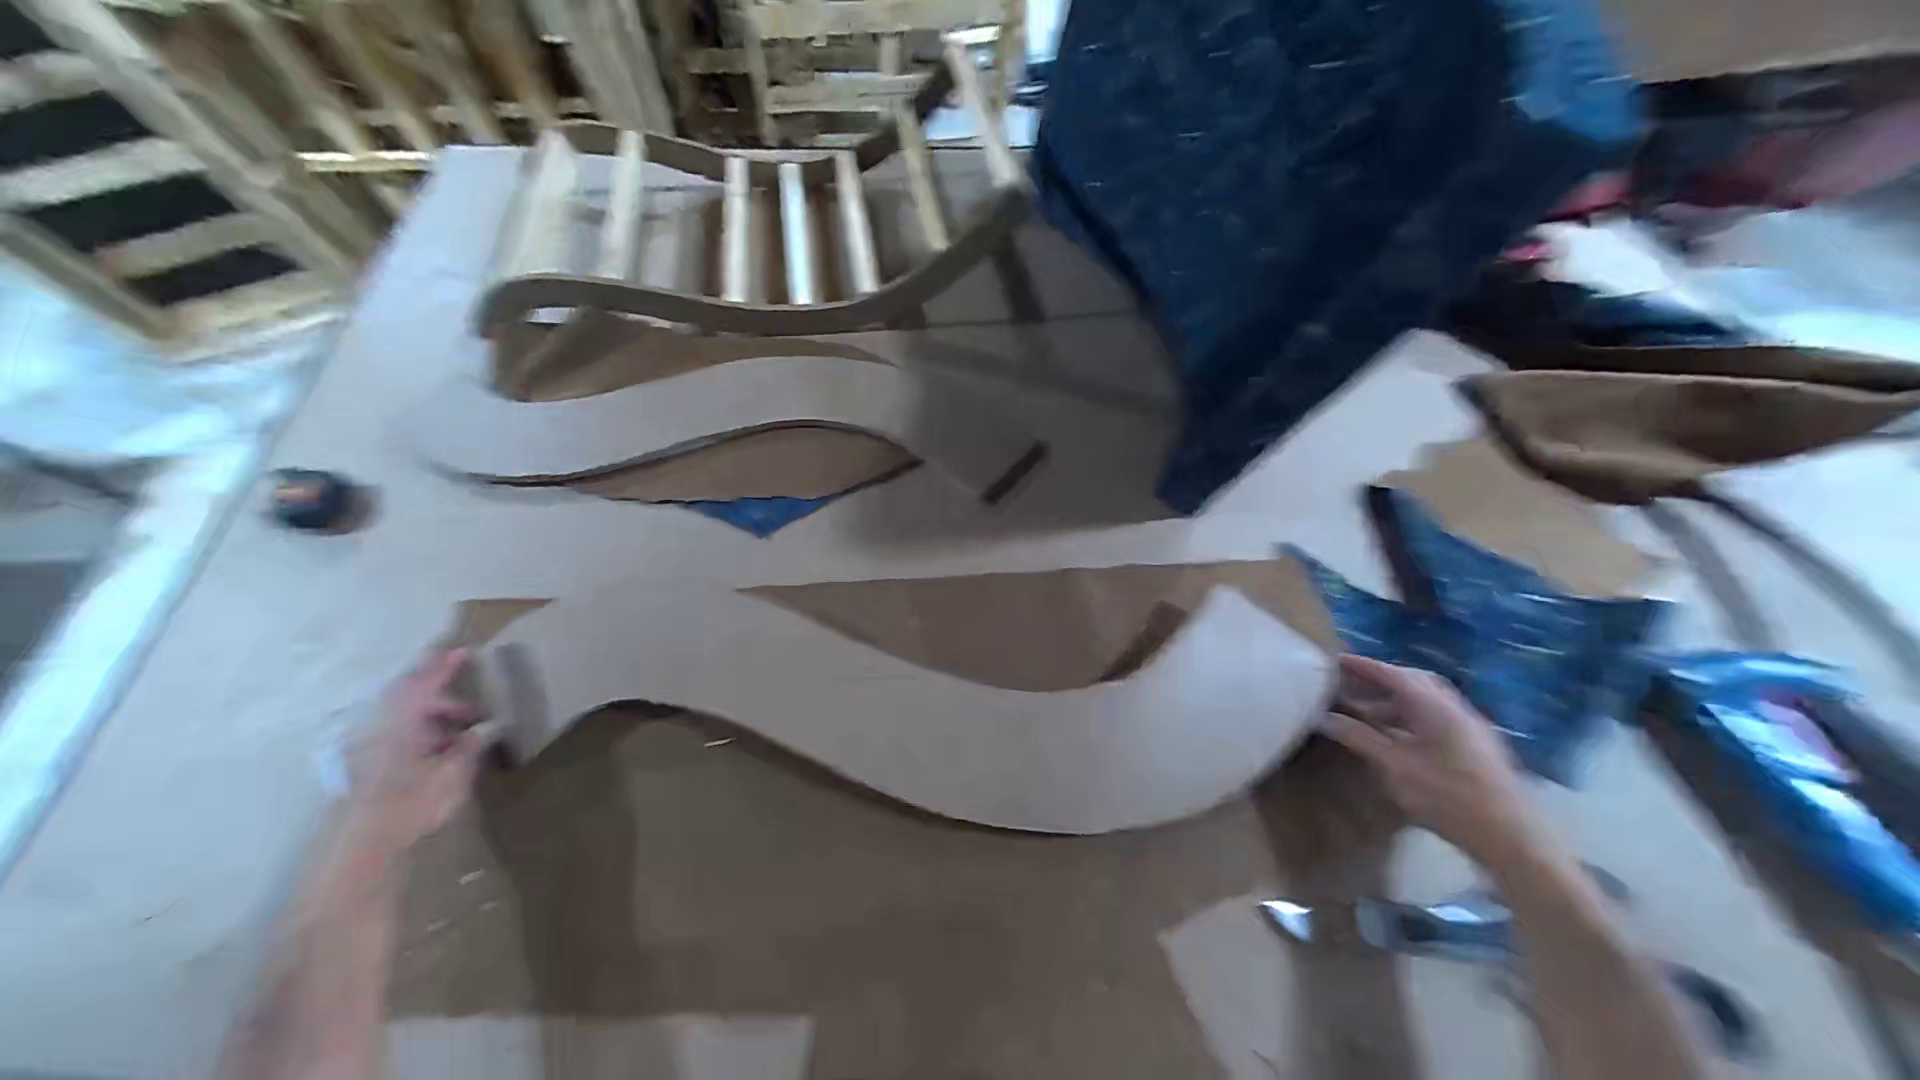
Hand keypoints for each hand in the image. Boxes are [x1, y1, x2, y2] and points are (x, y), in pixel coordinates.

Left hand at [349, 649, 489, 853]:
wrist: (362, 847)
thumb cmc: (411, 803)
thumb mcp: (453, 773)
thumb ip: (470, 746)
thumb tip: (487, 728)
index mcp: (401, 723)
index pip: (422, 683)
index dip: (443, 666)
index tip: (464, 651)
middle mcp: (381, 730)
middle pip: (412, 701)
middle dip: (445, 701)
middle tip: (474, 712)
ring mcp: (370, 750)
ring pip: (406, 722)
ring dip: (435, 722)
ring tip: (464, 739)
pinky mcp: (367, 770)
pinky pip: (400, 739)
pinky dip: (423, 737)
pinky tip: (442, 756)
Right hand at [1323, 655, 1538, 867]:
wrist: (1511, 838)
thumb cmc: (1447, 797)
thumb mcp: (1394, 767)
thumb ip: (1359, 738)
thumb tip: (1324, 718)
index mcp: (1434, 707)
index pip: (1392, 674)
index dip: (1362, 666)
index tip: (1334, 660)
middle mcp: (1454, 708)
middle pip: (1413, 681)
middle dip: (1379, 679)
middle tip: (1349, 683)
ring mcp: (1469, 726)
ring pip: (1426, 700)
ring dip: (1394, 700)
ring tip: (1364, 712)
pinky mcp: (1475, 744)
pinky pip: (1436, 716)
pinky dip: (1409, 716)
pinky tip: (1394, 735)